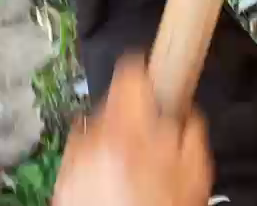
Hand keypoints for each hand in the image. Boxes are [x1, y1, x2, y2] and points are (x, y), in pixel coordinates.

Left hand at [52, 57, 211, 205]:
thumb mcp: (195, 174)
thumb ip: (190, 131)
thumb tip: (179, 109)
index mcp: (128, 131)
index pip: (130, 69)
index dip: (147, 72)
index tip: (157, 81)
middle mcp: (92, 140)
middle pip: (113, 99)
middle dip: (133, 114)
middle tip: (151, 141)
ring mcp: (72, 162)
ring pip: (96, 127)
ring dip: (113, 137)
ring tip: (131, 169)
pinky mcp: (60, 184)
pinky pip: (81, 155)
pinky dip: (96, 162)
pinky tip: (113, 186)